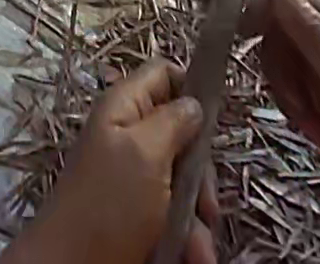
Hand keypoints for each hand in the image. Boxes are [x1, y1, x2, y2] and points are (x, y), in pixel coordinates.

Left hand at [4, 60, 218, 263]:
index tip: (211, 123)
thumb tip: (194, 101)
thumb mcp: (146, 153)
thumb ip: (174, 121)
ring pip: (183, 178)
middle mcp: (131, 133)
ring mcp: (135, 174)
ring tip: (199, 246)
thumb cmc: (108, 203)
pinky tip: (192, 255)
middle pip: (182, 131)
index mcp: (125, 106)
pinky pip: (174, 213)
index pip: (163, 74)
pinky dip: (188, 236)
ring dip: (198, 213)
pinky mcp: (139, 211)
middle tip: (207, 203)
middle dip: (200, 170)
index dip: (190, 89)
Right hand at [244, 0, 319, 231]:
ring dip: (295, 98)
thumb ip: (316, 34)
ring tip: (319, 127)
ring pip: (290, 64)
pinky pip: (303, 92)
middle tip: (300, 104)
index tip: (245, 40)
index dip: (264, 11)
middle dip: (283, 69)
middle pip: (285, 31)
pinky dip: (306, 114)